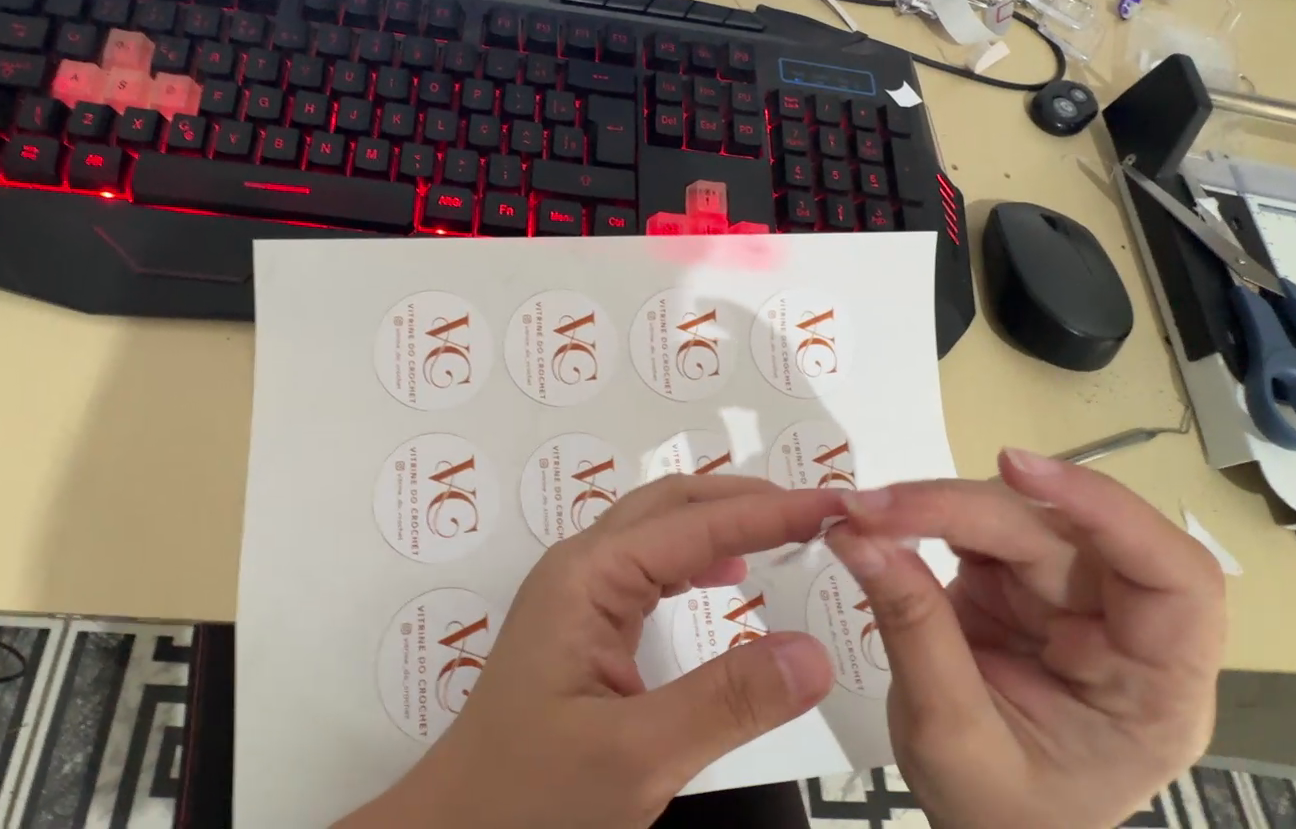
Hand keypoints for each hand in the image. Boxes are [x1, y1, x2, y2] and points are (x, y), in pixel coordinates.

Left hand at [337, 476, 844, 828]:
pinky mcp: (583, 622)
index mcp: (586, 577)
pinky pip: (647, 568)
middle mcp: (580, 567)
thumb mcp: (637, 756)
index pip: (693, 525)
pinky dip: (696, 557)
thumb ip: (726, 701)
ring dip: (720, 521)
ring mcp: (577, 592)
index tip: (836, 505)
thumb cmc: (533, 792)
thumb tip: (815, 651)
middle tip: (820, 511)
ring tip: (788, 531)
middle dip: (744, 500)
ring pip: (657, 530)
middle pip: (670, 505)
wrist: (459, 823)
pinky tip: (726, 575)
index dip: (769, 511)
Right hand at [828, 449, 1225, 828]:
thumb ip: (912, 629)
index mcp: (1153, 686)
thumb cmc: (995, 810)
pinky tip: (885, 523)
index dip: (1103, 508)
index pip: (1170, 577)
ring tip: (863, 516)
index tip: (1015, 467)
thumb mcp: (950, 734)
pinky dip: (925, 522)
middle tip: (869, 508)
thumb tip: (858, 536)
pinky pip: (974, 534)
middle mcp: (1121, 628)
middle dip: (960, 509)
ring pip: (1011, 521)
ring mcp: (1066, 602)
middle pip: (1058, 535)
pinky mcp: (1017, 588)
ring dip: (934, 509)